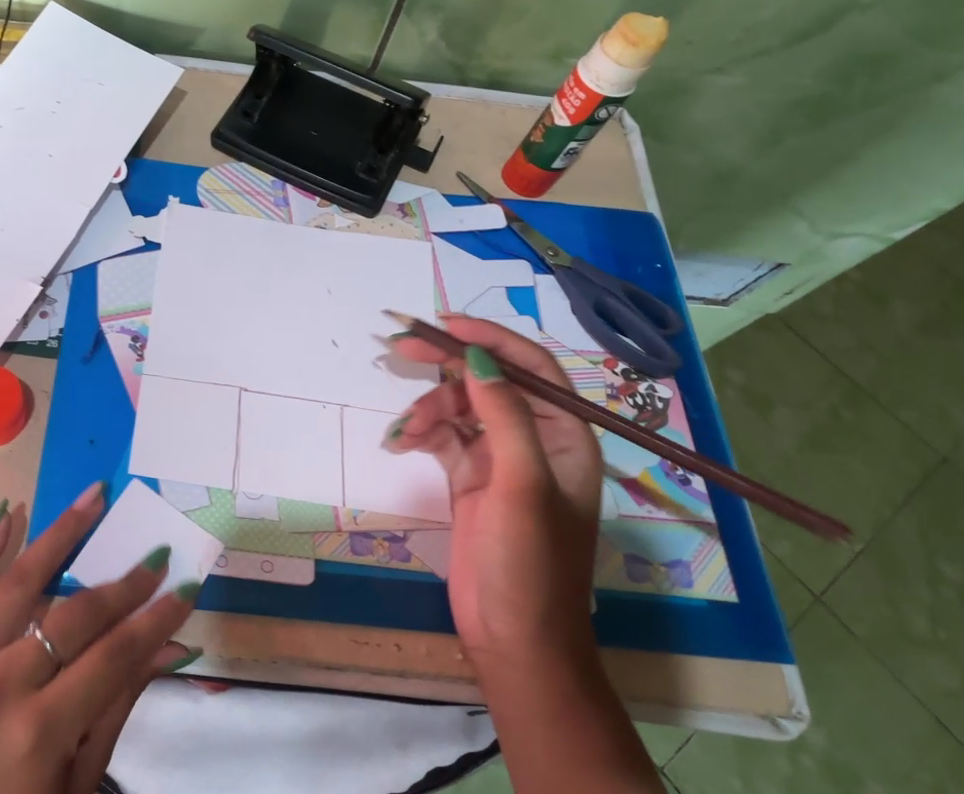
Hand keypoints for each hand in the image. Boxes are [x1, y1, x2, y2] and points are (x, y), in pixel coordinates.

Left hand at [0, 483, 201, 793]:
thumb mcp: (79, 776)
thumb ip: (120, 704)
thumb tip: (172, 648)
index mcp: (40, 729)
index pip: (111, 657)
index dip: (152, 620)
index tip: (184, 588)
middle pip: (71, 616)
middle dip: (120, 584)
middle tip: (154, 553)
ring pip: (16, 585)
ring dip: (57, 535)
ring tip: (91, 498)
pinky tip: (8, 517)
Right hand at [386, 316, 602, 662]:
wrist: (514, 637)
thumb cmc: (530, 562)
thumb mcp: (521, 483)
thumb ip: (503, 415)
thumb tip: (477, 357)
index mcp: (564, 435)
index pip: (530, 367)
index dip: (489, 338)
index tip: (442, 324)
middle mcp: (534, 440)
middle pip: (488, 381)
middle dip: (445, 366)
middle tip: (398, 350)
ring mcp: (499, 460)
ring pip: (459, 409)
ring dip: (428, 410)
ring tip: (405, 433)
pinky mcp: (470, 480)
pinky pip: (442, 438)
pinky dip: (420, 434)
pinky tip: (400, 443)